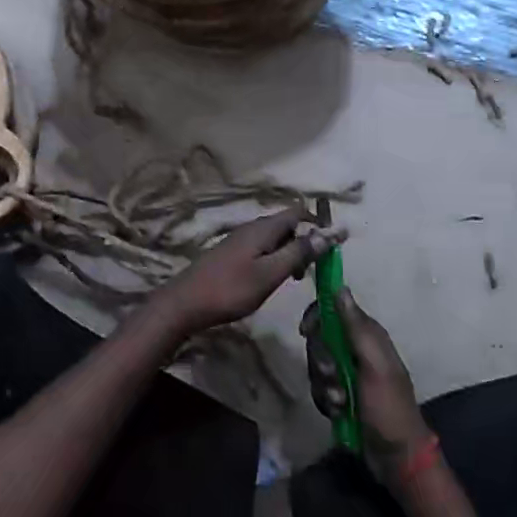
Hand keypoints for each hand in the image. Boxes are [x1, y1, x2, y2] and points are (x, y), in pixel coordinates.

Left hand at [149, 207, 338, 336]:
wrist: (183, 304)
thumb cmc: (231, 289)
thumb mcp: (270, 274)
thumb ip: (300, 253)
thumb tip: (330, 233)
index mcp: (264, 228)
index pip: (298, 212)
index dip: (318, 222)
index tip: (333, 243)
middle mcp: (252, 227)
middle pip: (287, 225)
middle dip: (305, 241)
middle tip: (312, 269)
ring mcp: (239, 240)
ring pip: (274, 239)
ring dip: (289, 253)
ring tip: (292, 279)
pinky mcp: (231, 254)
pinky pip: (261, 249)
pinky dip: (274, 260)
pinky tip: (269, 281)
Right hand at [302, 288, 430, 483]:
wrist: (396, 457)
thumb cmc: (389, 407)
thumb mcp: (375, 365)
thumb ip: (356, 327)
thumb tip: (340, 287)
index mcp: (367, 335)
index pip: (333, 310)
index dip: (316, 317)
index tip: (305, 331)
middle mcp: (355, 349)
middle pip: (319, 339)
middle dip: (321, 359)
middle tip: (334, 375)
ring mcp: (347, 373)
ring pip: (317, 366)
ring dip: (325, 385)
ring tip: (341, 401)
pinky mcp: (340, 395)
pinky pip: (319, 389)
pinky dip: (326, 401)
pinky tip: (339, 412)